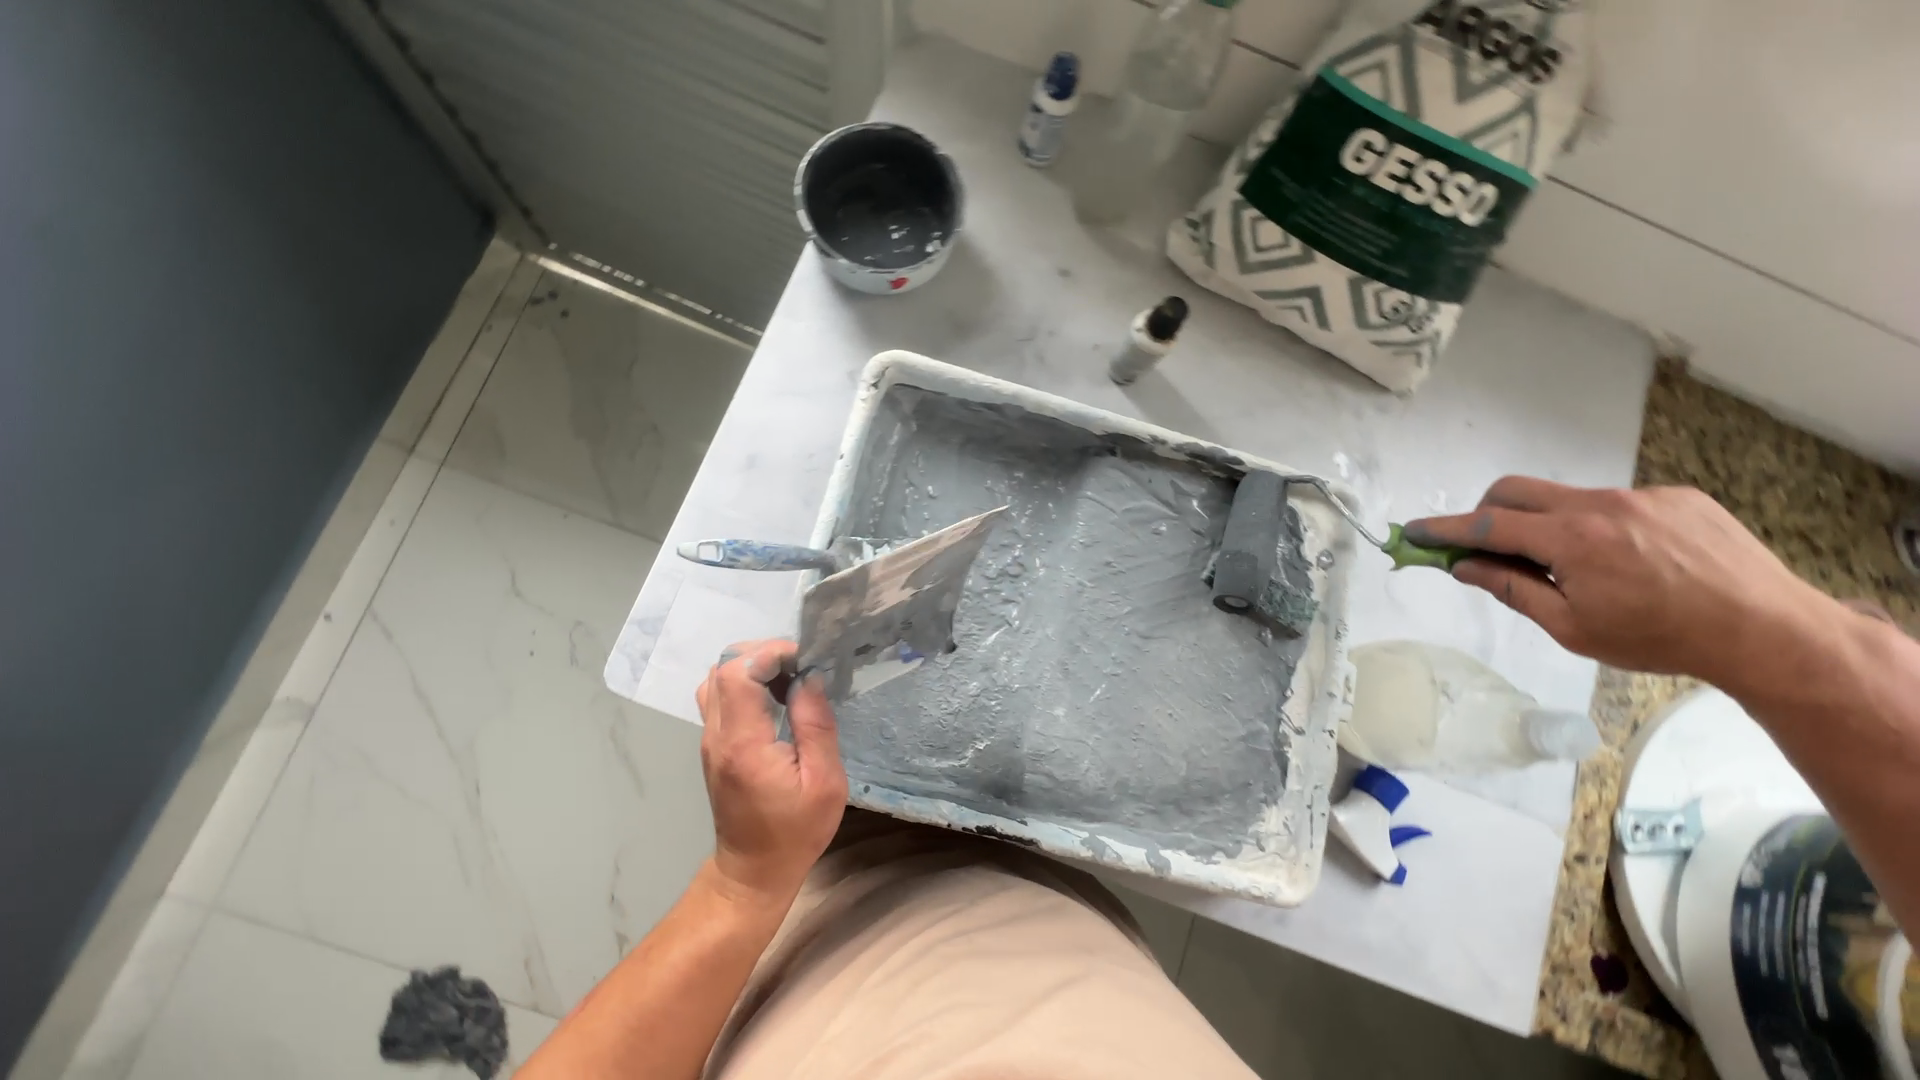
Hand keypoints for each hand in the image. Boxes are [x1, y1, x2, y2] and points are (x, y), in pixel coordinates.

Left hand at [696, 640, 846, 906]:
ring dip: (750, 668)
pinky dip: (744, 684)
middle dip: (761, 654)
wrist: (754, 870)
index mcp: (744, 743)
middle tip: (799, 668)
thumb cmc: (796, 830)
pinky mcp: (712, 745)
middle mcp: (717, 736)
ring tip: (786, 681)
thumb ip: (815, 724)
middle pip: (722, 668)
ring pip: (715, 679)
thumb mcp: (825, 781)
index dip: (769, 653)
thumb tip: (809, 676)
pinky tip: (774, 699)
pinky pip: (718, 696)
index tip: (804, 660)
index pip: (738, 673)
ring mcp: (709, 740)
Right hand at [1403, 478, 1841, 687]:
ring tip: (1577, 568)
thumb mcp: (1571, 627)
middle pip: (1516, 490)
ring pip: (1567, 498)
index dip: (1444, 528)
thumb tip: (1464, 566)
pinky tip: (1630, 561)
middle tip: (1487, 547)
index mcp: (1570, 539)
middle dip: (1487, 512)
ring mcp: (1642, 495)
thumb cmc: (1657, 638)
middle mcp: (1600, 504)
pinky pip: (1616, 503)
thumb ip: (1511, 588)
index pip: (1487, 524)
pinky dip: (1598, 526)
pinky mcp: (1677, 496)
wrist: (1768, 630)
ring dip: (1548, 524)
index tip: (1413, 531)